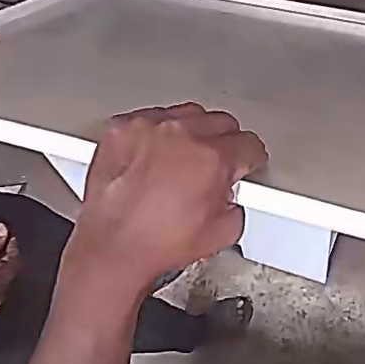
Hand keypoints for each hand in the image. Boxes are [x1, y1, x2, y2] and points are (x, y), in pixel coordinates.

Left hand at [69, 103, 268, 286]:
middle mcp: (181, 136)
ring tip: (185, 159)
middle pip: (222, 122)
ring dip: (193, 134)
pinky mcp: (122, 129)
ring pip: (188, 114)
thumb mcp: (223, 233)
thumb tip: (231, 194)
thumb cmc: (156, 243)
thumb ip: (237, 202)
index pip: (249, 143)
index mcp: (212, 158)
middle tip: (217, 165)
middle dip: (225, 145)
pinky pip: (151, 118)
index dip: (252, 159)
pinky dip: (158, 134)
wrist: (112, 249)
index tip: (247, 162)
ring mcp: (148, 128)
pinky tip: (157, 155)